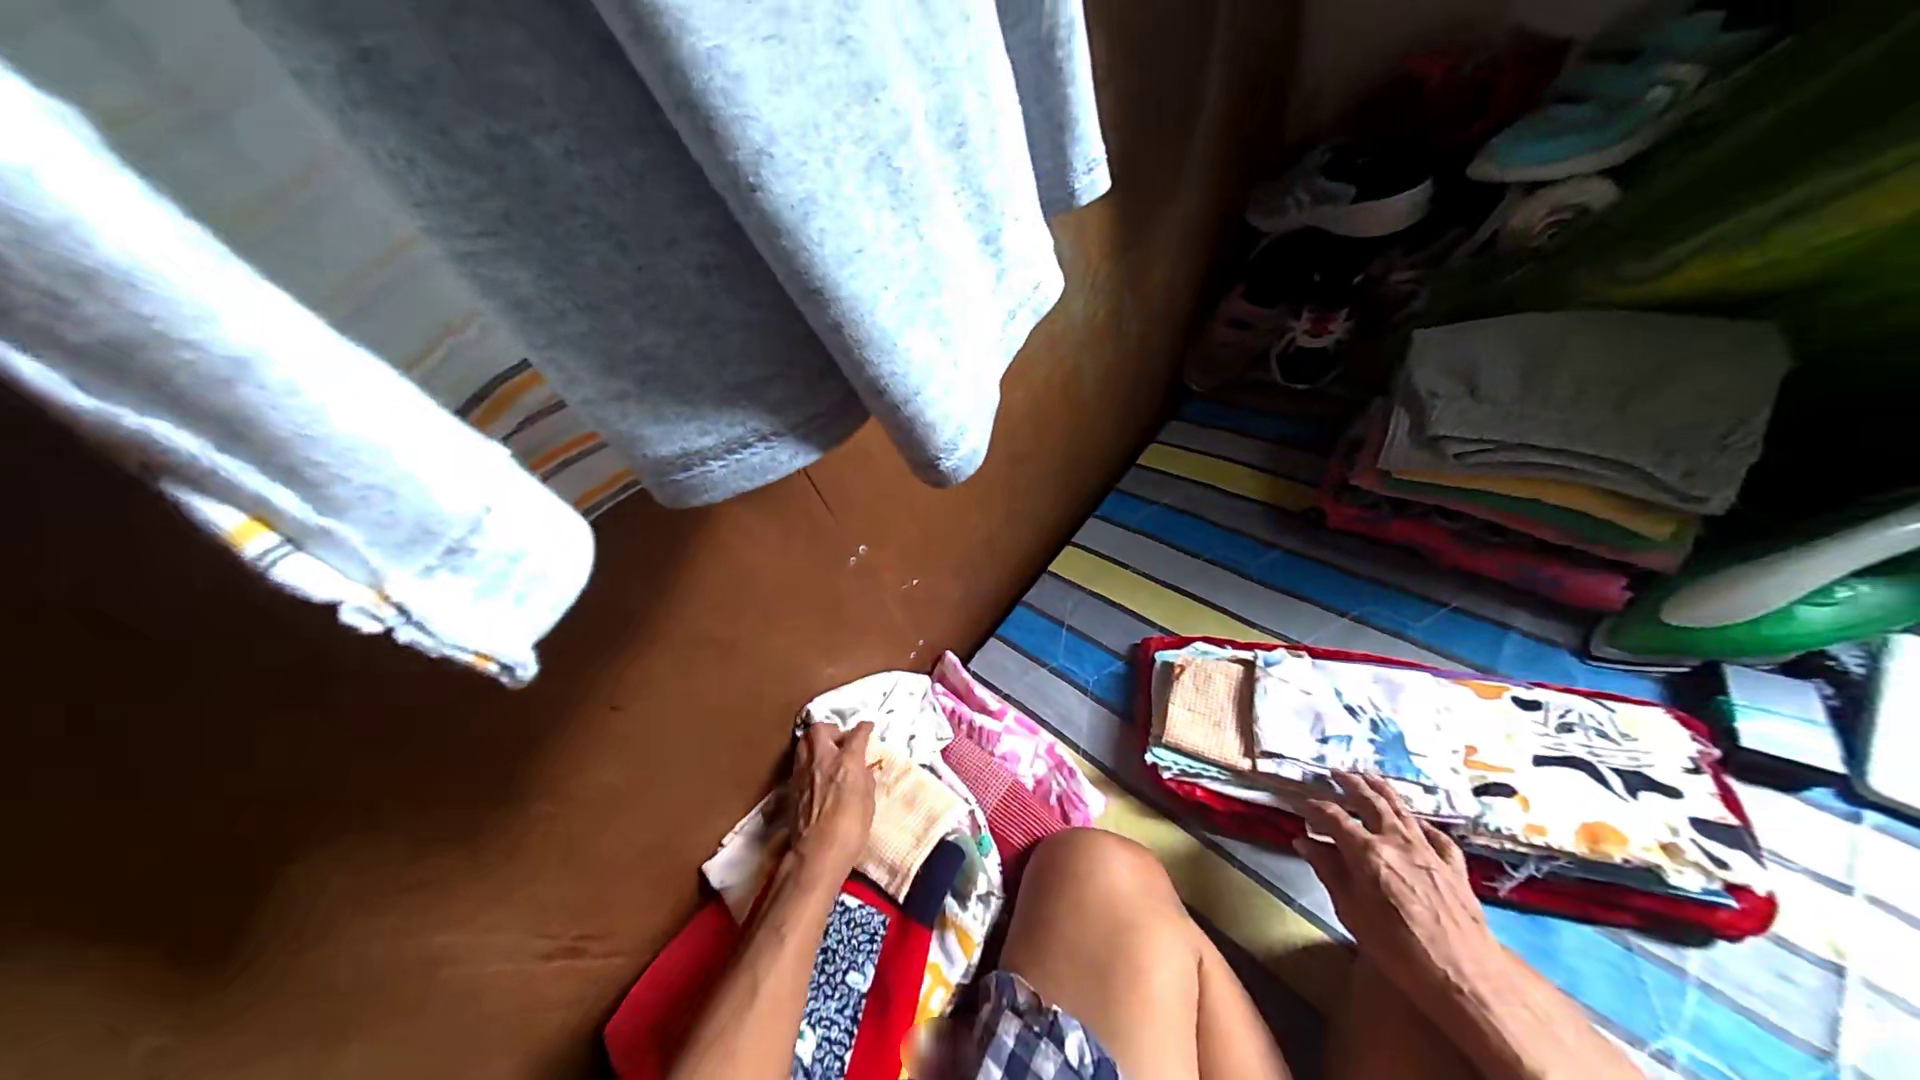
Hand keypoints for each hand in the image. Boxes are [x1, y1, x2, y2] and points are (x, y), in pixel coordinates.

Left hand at [789, 721, 875, 879]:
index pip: (857, 734)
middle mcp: (822, 759)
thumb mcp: (868, 801)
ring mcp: (804, 771)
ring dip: (816, 741)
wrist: (817, 853)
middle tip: (842, 739)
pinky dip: (809, 758)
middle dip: (833, 729)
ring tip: (826, 752)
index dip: (864, 728)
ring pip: (805, 741)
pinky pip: (799, 759)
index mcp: (847, 762)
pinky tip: (816, 770)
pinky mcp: (792, 784)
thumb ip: (865, 778)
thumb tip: (862, 768)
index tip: (868, 727)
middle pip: (821, 728)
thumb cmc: (851, 829)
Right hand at [1293, 771, 1501, 1000]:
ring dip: (1382, 789)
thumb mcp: (1351, 912)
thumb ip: (1328, 872)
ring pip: (1402, 809)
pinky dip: (1421, 823)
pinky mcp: (1454, 867)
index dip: (1314, 807)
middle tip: (1335, 772)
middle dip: (1350, 783)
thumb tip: (1304, 842)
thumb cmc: (1397, 950)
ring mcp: (1429, 851)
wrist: (1465, 978)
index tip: (1300, 802)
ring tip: (1369, 776)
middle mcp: (1397, 841)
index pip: (1333, 817)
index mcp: (1367, 852)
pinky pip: (1435, 835)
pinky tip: (1416, 821)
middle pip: (1370, 801)